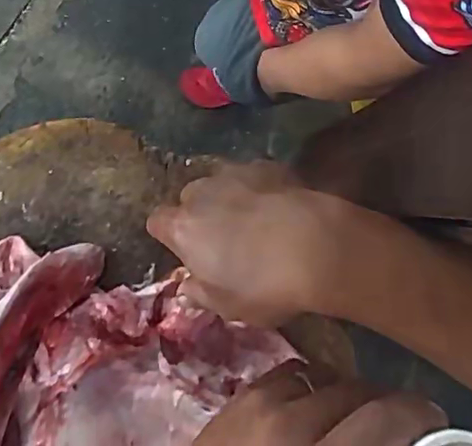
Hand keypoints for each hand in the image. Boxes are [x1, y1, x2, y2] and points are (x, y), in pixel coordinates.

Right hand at [147, 162, 370, 326]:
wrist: (314, 244)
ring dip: (227, 198)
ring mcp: (233, 172)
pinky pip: (251, 175)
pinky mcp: (265, 165)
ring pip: (219, 182)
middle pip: (189, 198)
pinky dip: (257, 188)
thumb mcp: (227, 307)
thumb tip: (187, 286)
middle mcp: (201, 192)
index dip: (169, 235)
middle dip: (200, 214)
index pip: (157, 222)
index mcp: (184, 228)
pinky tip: (277, 207)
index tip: (186, 252)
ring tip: (253, 221)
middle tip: (224, 241)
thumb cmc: (263, 285)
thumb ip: (200, 294)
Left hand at [197, 361, 447, 444]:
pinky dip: (312, 382)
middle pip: (354, 391)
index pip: (380, 418)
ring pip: (323, 374)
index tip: (433, 417)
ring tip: (361, 408)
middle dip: (384, 401)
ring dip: (347, 389)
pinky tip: (319, 400)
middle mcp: (290, 421)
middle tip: (402, 418)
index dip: (415, 413)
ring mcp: (261, 400)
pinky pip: (290, 371)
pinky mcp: (241, 393)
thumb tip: (392, 436)